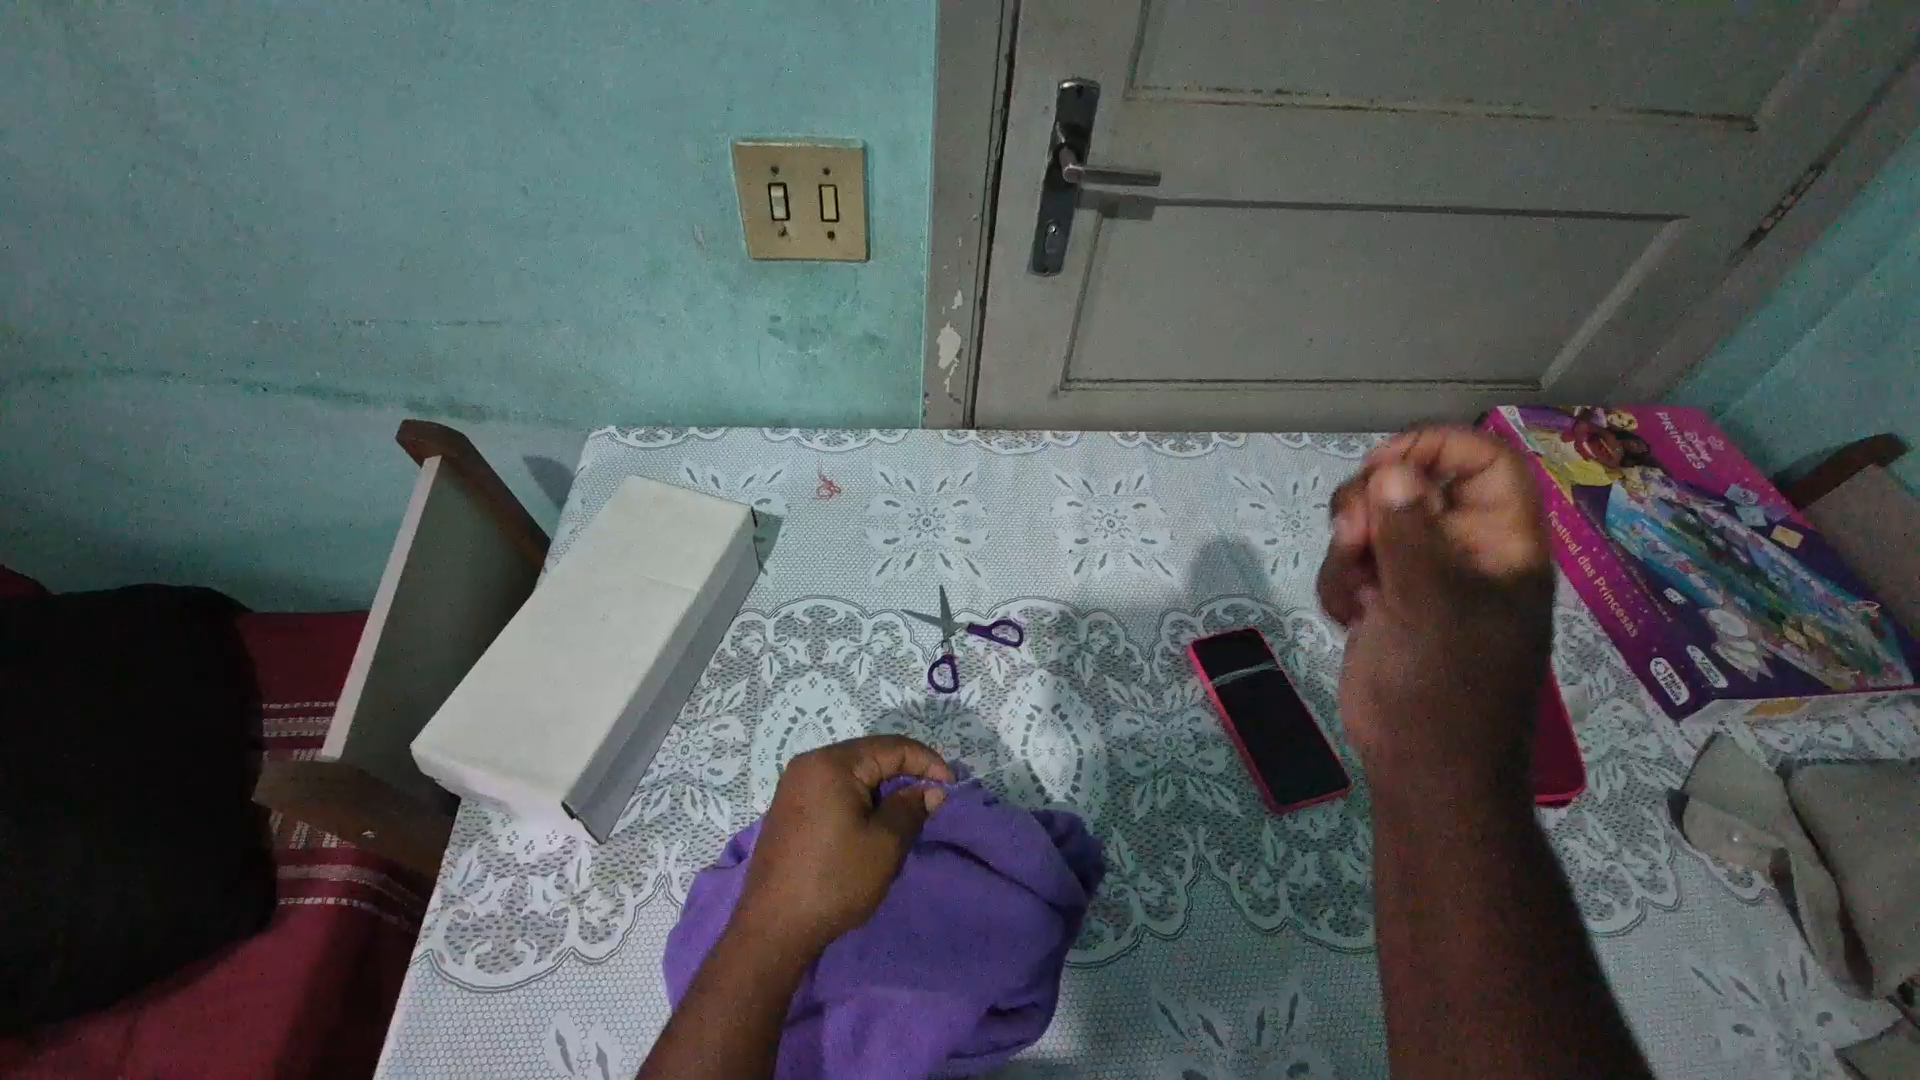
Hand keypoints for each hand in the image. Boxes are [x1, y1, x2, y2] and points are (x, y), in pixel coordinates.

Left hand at [734, 735, 953, 952]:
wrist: (772, 928)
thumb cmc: (834, 880)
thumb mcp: (884, 844)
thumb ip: (911, 808)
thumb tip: (930, 791)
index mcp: (831, 763)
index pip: (891, 747)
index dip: (927, 762)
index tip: (952, 786)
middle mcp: (809, 764)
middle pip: (870, 756)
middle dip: (906, 774)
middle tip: (933, 798)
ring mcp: (795, 787)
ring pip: (853, 774)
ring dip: (884, 788)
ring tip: (908, 812)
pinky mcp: (790, 809)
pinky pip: (835, 790)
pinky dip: (861, 799)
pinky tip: (875, 822)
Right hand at [1318, 429, 1553, 798]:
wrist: (1422, 766)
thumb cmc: (1444, 685)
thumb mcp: (1431, 603)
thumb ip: (1409, 532)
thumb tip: (1394, 470)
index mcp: (1500, 543)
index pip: (1484, 462)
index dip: (1436, 449)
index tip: (1381, 468)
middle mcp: (1461, 550)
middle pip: (1412, 485)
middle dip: (1370, 507)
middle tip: (1355, 538)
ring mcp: (1419, 577)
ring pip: (1370, 524)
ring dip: (1348, 552)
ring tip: (1356, 594)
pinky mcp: (1383, 601)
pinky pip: (1349, 564)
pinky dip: (1339, 584)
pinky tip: (1348, 616)